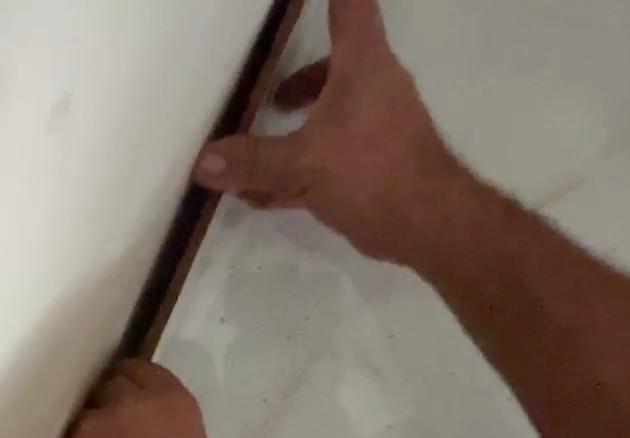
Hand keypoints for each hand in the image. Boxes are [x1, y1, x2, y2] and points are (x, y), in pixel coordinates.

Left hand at [55, 360, 215, 437]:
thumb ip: (170, 437)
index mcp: (171, 402)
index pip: (141, 369)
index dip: (134, 385)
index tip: (132, 400)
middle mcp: (127, 403)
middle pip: (109, 386)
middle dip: (111, 404)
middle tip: (116, 433)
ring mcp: (90, 426)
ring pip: (86, 418)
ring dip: (91, 433)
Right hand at [191, 0, 481, 263]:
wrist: (425, 224)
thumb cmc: (371, 172)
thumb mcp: (302, 164)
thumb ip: (252, 162)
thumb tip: (204, 163)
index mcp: (362, 64)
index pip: (349, 6)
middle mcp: (372, 88)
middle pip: (332, 69)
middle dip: (298, 84)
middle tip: (266, 98)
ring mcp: (373, 129)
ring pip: (325, 120)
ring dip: (290, 135)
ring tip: (251, 161)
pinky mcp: (369, 168)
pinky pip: (323, 160)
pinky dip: (294, 172)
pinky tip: (262, 196)